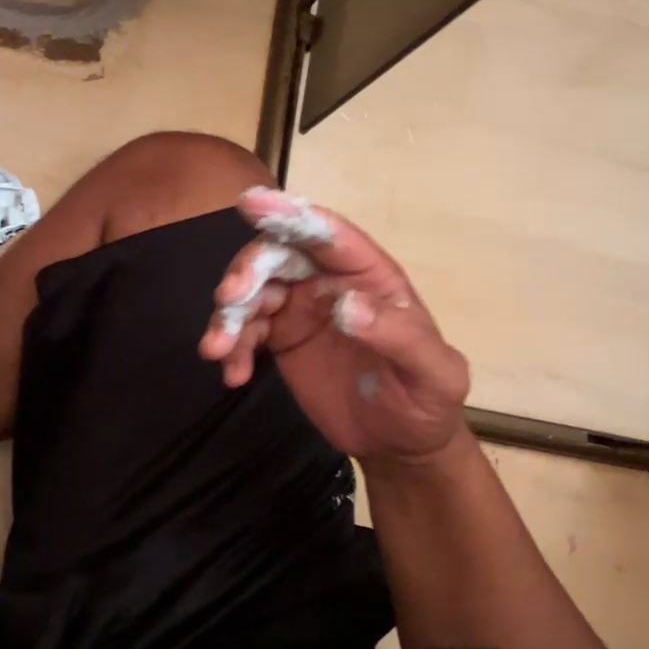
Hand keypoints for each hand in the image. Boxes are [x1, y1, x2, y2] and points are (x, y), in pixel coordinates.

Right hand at [198, 188, 471, 467]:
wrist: (398, 445)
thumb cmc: (425, 402)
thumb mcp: (432, 374)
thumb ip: (397, 336)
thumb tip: (345, 305)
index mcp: (368, 275)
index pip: (328, 236)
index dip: (290, 215)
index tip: (250, 203)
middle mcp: (328, 281)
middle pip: (276, 256)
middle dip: (247, 271)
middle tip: (229, 300)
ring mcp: (300, 307)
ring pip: (252, 292)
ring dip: (228, 316)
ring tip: (217, 350)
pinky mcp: (279, 337)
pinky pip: (244, 330)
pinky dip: (231, 348)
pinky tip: (232, 374)